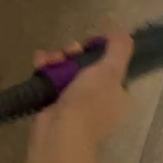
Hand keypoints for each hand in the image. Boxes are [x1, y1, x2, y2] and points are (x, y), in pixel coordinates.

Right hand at [32, 27, 132, 149]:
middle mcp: (97, 98)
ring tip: (48, 58)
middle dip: (74, 53)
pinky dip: (44, 68)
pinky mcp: (53, 103)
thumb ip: (119, 48)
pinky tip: (39, 62)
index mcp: (116, 93)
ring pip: (66, 69)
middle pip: (86, 65)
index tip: (90, 43)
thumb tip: (123, 29)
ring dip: (56, 58)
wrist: (60, 133)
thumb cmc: (89, 102)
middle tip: (69, 50)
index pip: (110, 65)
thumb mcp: (110, 71)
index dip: (99, 50)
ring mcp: (73, 101)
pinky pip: (50, 79)